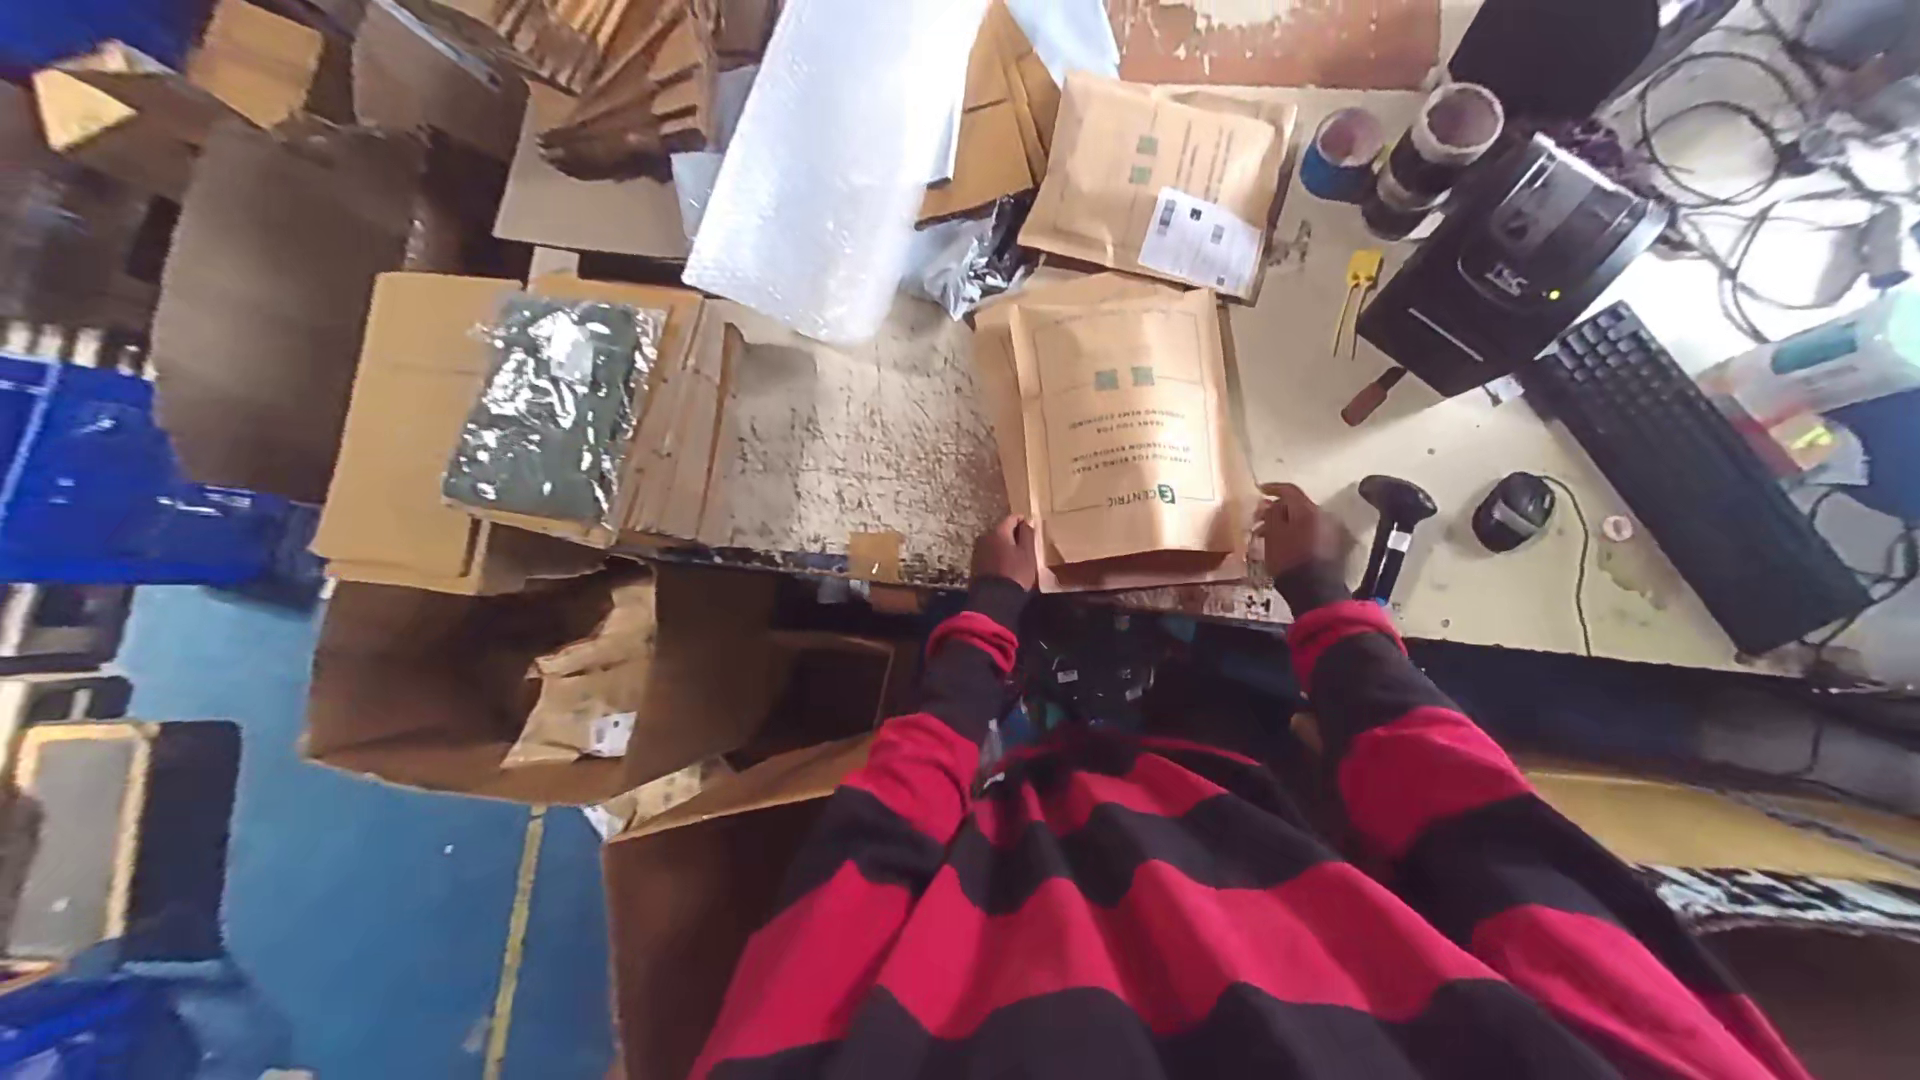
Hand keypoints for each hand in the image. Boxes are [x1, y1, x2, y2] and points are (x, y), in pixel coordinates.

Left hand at [972, 515, 1037, 591]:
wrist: (994, 599)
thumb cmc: (1016, 574)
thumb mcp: (1028, 553)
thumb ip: (1027, 534)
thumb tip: (1025, 522)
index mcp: (999, 531)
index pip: (1012, 518)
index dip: (1023, 521)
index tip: (1031, 528)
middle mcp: (985, 537)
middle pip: (1002, 530)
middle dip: (1013, 535)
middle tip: (1025, 544)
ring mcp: (978, 550)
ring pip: (995, 542)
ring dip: (1004, 546)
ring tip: (1016, 557)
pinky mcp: (975, 563)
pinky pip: (989, 554)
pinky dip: (997, 555)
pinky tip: (1005, 565)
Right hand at [1254, 483, 1348, 578]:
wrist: (1315, 590)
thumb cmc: (1288, 560)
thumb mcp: (1273, 535)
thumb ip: (1271, 514)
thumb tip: (1271, 504)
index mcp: (1308, 510)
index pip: (1289, 490)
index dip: (1272, 488)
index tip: (1258, 490)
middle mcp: (1322, 515)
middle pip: (1296, 505)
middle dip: (1276, 509)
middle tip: (1258, 518)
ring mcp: (1329, 530)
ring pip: (1302, 518)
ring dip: (1284, 522)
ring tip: (1266, 534)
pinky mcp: (1330, 544)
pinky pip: (1309, 530)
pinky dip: (1294, 531)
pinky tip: (1281, 543)